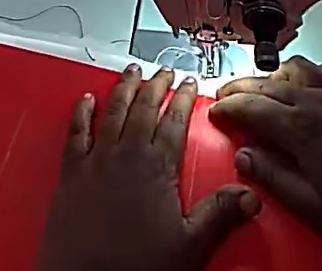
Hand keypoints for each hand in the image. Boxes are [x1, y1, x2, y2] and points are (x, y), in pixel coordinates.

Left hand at [38, 65, 259, 270]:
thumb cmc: (135, 267)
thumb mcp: (189, 246)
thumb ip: (218, 215)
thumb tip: (249, 196)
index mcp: (156, 166)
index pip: (174, 121)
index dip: (184, 99)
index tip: (190, 85)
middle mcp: (126, 153)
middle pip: (145, 108)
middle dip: (157, 85)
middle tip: (165, 71)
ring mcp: (98, 157)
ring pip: (114, 110)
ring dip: (124, 88)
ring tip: (132, 72)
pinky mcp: (72, 169)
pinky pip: (77, 130)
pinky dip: (82, 111)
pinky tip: (86, 99)